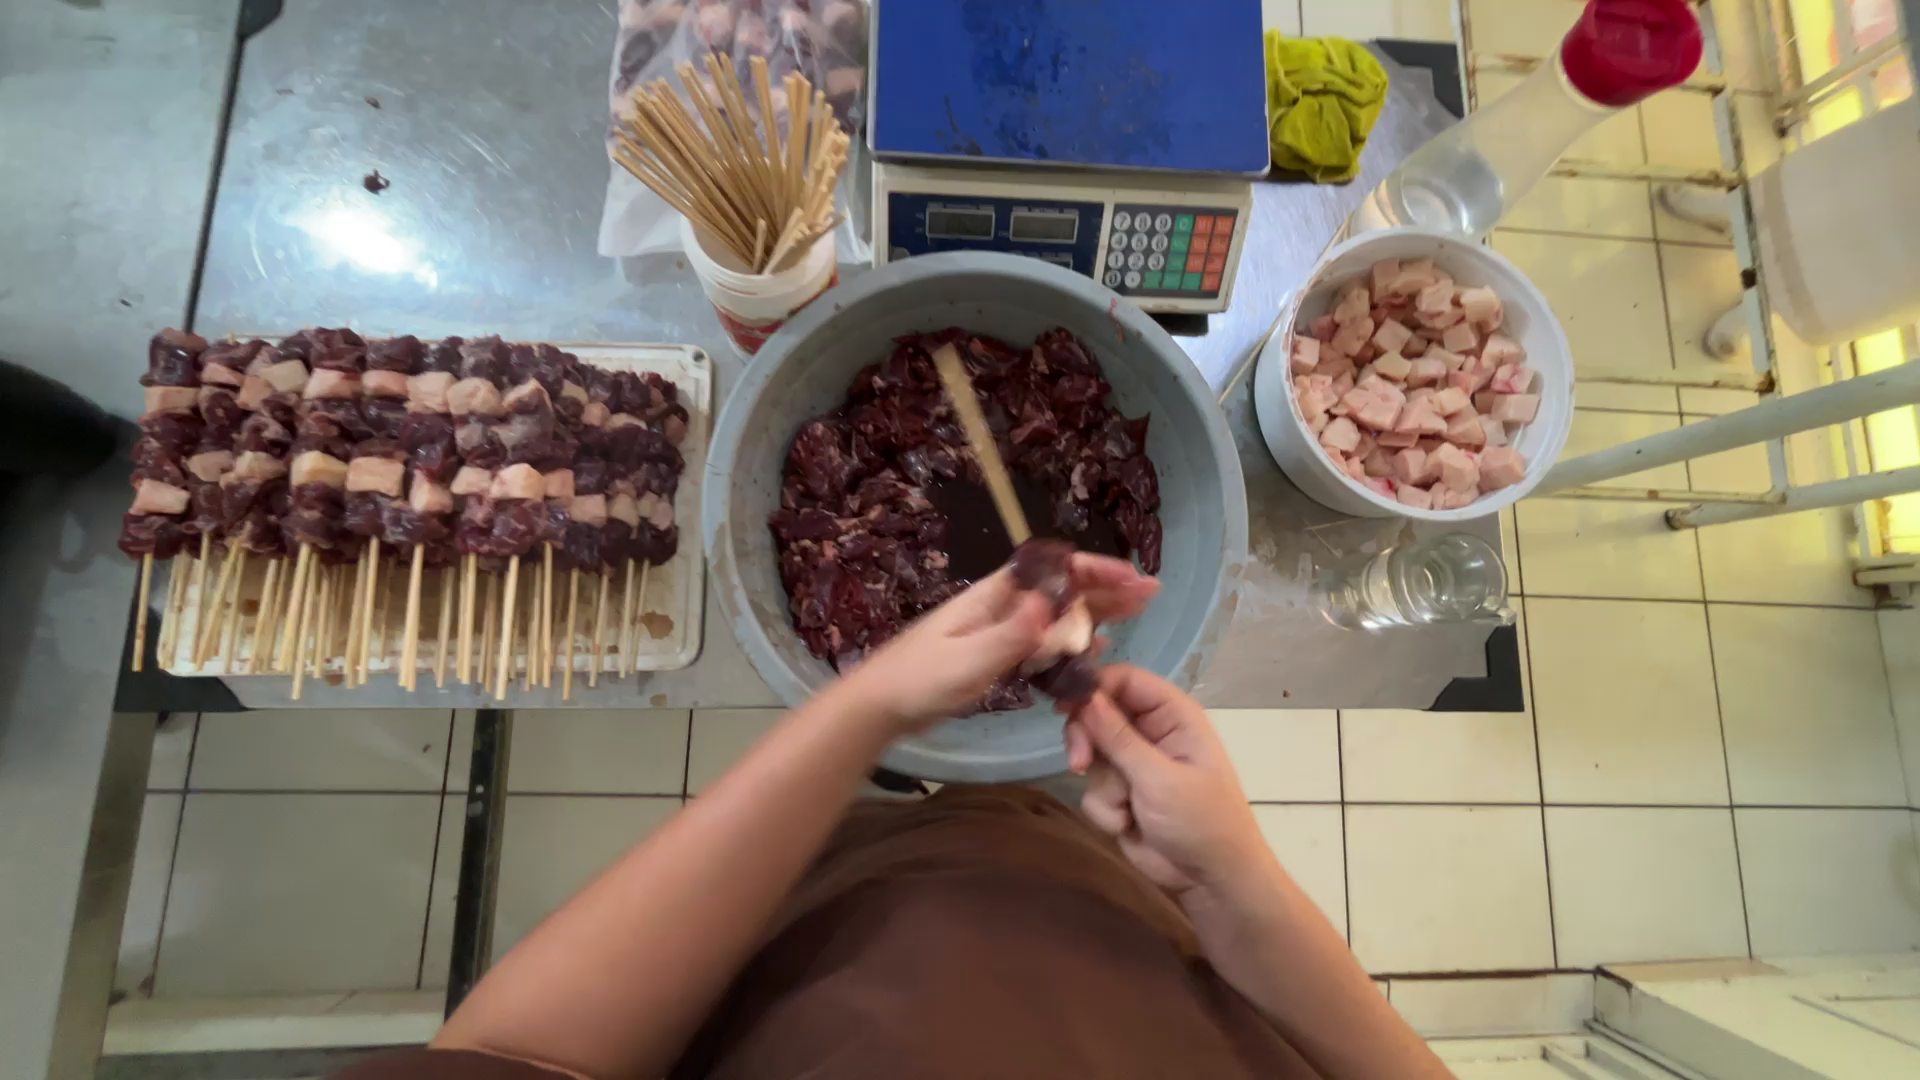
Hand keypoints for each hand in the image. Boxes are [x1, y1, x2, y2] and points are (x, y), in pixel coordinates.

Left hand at [839, 553, 1160, 731]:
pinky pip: (1043, 644)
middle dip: (1106, 588)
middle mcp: (1003, 606)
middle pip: (1062, 590)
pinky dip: (1071, 644)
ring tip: (1134, 612)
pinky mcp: (997, 655)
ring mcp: (1000, 630)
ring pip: (1057, 615)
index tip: (1131, 576)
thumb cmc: (920, 679)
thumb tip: (1050, 603)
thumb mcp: (967, 659)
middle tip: (1150, 592)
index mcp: (996, 596)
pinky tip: (1093, 650)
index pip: (1054, 572)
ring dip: (1095, 613)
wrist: (882, 704)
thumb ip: (1010, 635)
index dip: (1094, 570)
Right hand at [1064, 666, 1273, 896]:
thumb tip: (1084, 696)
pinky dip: (1106, 808)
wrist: (1212, 885)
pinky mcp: (1121, 793)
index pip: (1125, 679)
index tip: (1064, 706)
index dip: (1093, 687)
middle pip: (1098, 712)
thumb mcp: (1159, 778)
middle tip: (1079, 764)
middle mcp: (1152, 730)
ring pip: (1092, 753)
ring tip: (1124, 809)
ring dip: (1103, 784)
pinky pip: (1093, 787)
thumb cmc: (1201, 823)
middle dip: (1087, 740)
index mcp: (1173, 714)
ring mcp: (1135, 762)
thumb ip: (1118, 737)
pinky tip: (1128, 825)